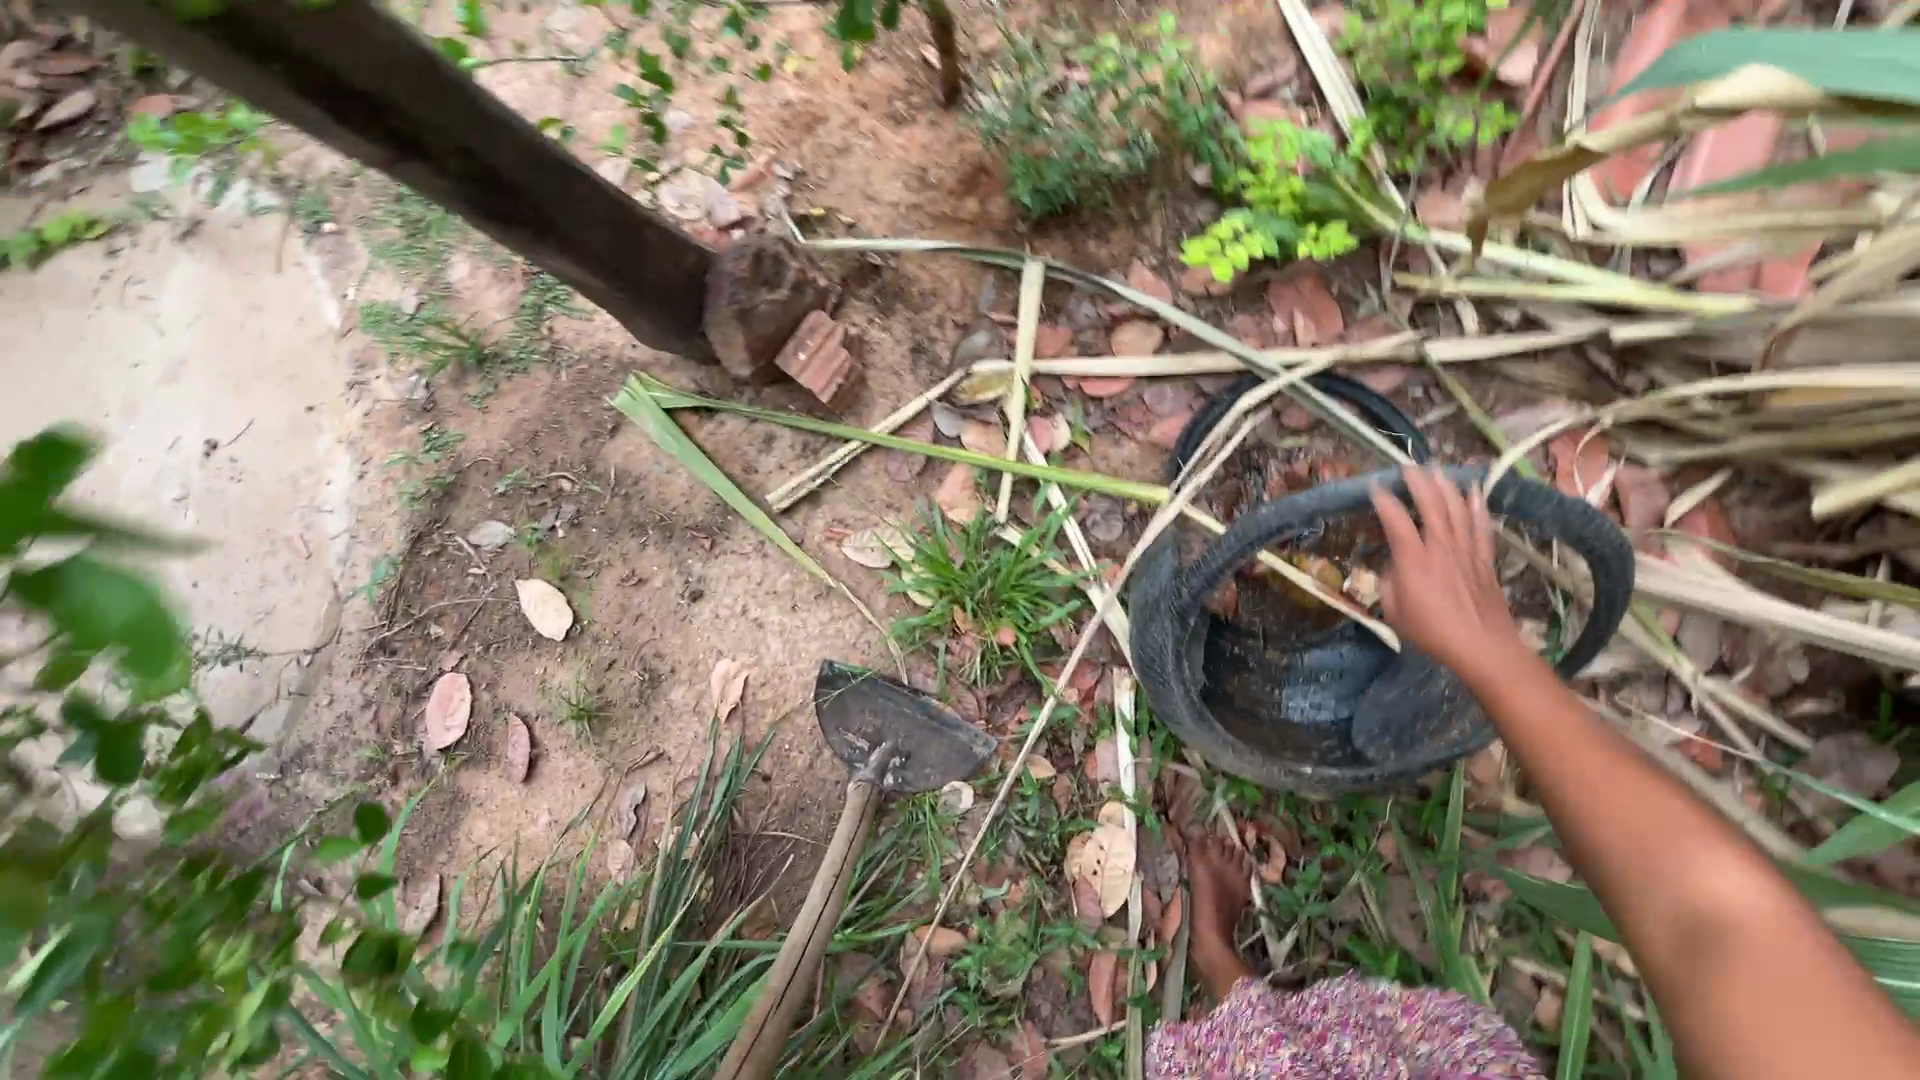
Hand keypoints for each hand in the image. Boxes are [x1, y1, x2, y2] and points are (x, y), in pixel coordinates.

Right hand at [1368, 466, 1523, 683]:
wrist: (1483, 647)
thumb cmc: (1432, 633)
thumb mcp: (1395, 612)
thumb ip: (1389, 585)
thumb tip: (1393, 569)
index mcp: (1413, 562)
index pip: (1396, 521)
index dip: (1385, 501)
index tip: (1375, 487)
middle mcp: (1441, 549)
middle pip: (1431, 506)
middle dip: (1418, 483)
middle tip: (1408, 466)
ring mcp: (1466, 552)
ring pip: (1457, 510)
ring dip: (1446, 487)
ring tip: (1437, 469)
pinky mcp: (1484, 559)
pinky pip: (1480, 525)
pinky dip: (1477, 505)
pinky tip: (1474, 491)